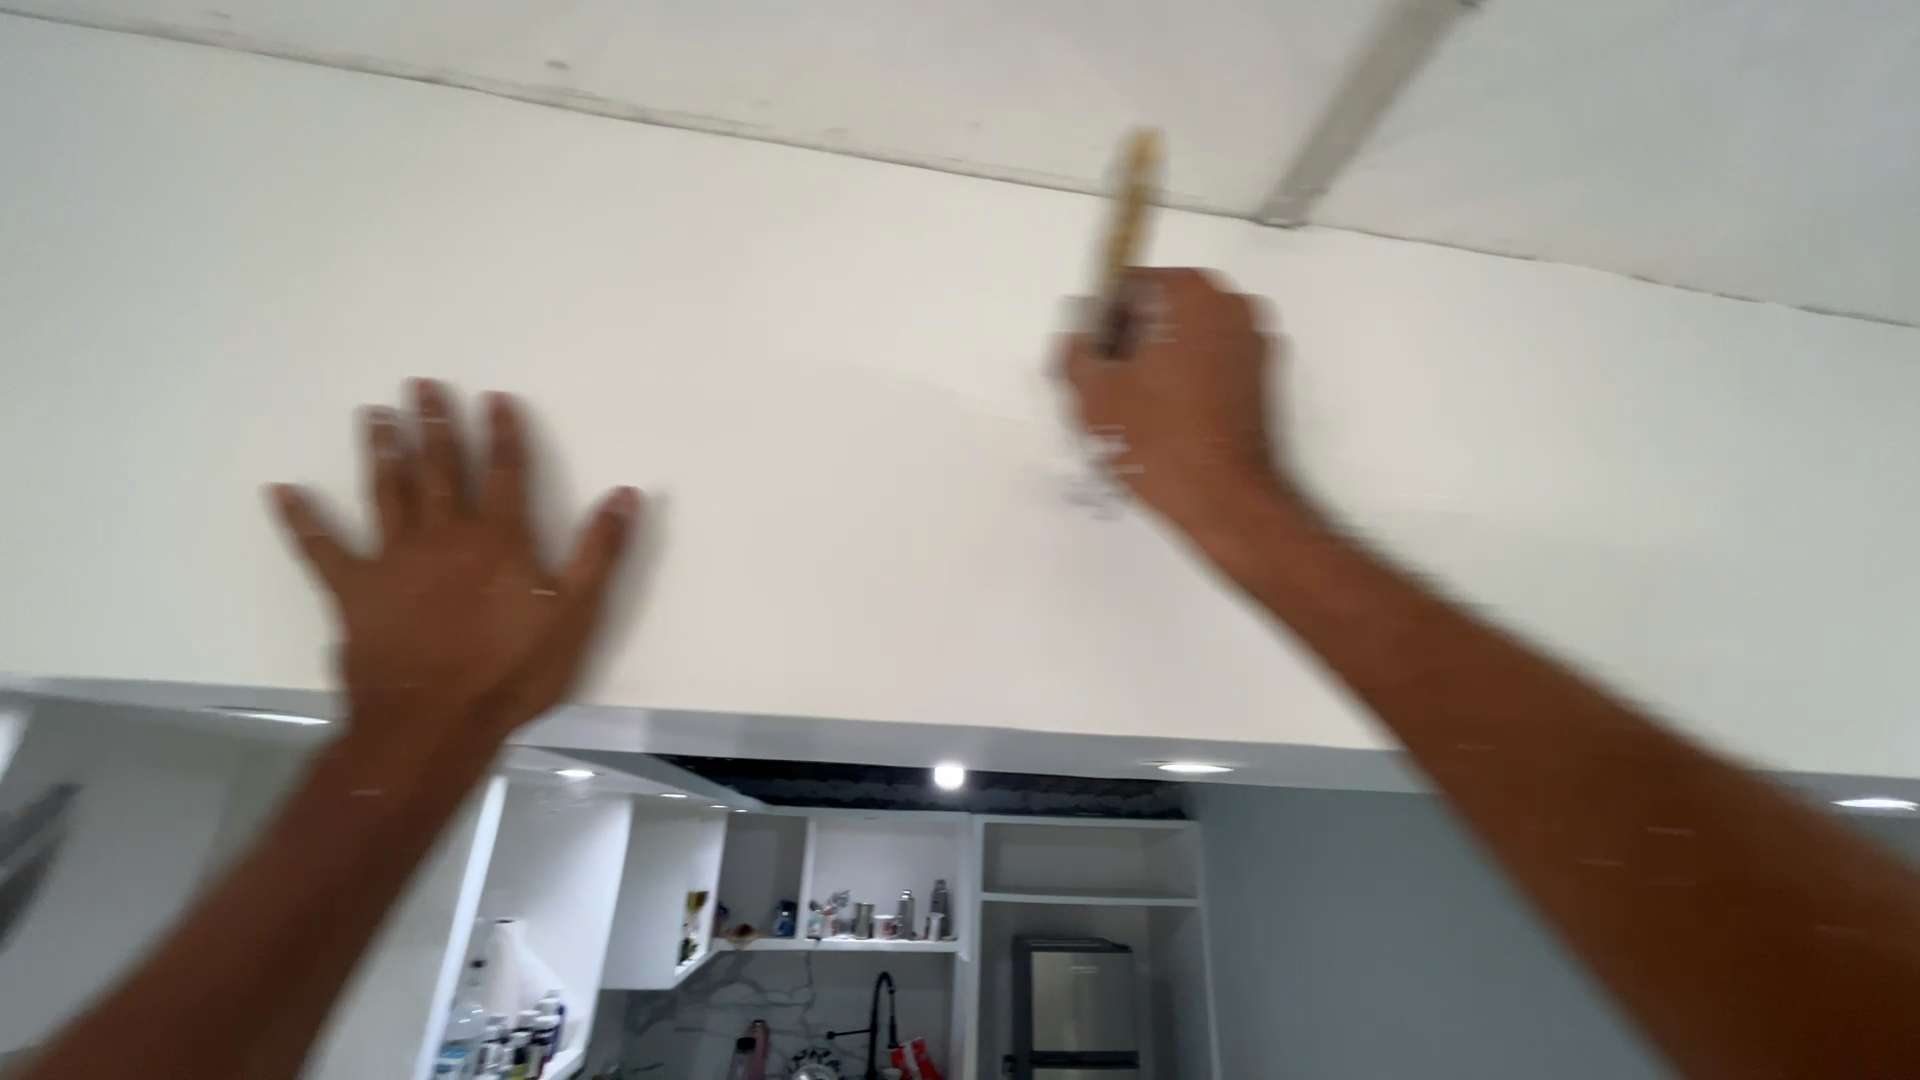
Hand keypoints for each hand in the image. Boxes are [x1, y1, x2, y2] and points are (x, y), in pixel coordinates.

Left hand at [270, 379, 641, 737]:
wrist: (434, 724)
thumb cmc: (515, 671)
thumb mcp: (577, 613)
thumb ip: (599, 551)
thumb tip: (625, 494)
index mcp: (500, 540)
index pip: (506, 473)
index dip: (504, 433)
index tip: (495, 397)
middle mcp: (444, 536)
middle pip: (440, 469)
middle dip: (435, 425)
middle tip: (420, 384)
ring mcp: (392, 560)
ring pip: (386, 493)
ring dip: (381, 451)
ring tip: (374, 414)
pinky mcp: (353, 592)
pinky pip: (320, 549)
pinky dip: (301, 520)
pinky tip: (281, 491)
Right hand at [1058, 268, 1291, 535]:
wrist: (1225, 500)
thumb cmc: (1163, 443)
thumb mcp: (1095, 395)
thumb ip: (1076, 354)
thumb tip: (1077, 341)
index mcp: (1192, 295)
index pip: (1127, 286)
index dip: (1099, 324)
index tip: (1089, 360)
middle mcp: (1232, 307)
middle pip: (1160, 312)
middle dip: (1127, 346)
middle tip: (1104, 390)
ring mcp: (1254, 344)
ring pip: (1185, 342)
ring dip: (1155, 367)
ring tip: (1132, 414)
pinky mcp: (1263, 381)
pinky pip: (1210, 367)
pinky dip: (1184, 384)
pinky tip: (1162, 423)